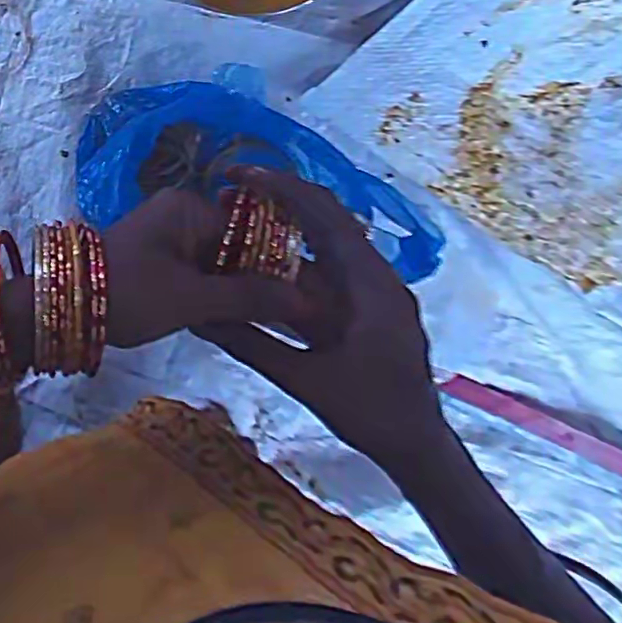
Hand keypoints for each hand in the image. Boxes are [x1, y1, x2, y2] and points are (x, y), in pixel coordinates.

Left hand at [101, 188, 320, 348]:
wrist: (64, 304)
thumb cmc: (129, 294)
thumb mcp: (192, 299)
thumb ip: (248, 297)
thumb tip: (306, 299)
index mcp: (189, 208)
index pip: (251, 233)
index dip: (277, 267)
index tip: (304, 301)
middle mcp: (180, 212)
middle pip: (235, 246)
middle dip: (257, 281)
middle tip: (288, 318)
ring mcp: (167, 233)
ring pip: (217, 261)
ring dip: (235, 290)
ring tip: (266, 322)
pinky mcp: (157, 255)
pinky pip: (197, 269)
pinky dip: (212, 292)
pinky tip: (230, 318)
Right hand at [195, 168, 448, 463]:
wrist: (420, 447)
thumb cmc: (369, 414)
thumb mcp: (305, 380)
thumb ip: (253, 345)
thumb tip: (202, 317)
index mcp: (369, 285)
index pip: (324, 218)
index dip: (282, 189)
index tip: (242, 174)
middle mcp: (376, 276)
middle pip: (329, 218)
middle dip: (282, 195)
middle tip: (236, 185)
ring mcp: (375, 288)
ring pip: (330, 238)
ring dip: (289, 221)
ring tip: (245, 210)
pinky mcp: (369, 303)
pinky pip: (331, 263)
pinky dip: (297, 252)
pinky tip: (266, 255)